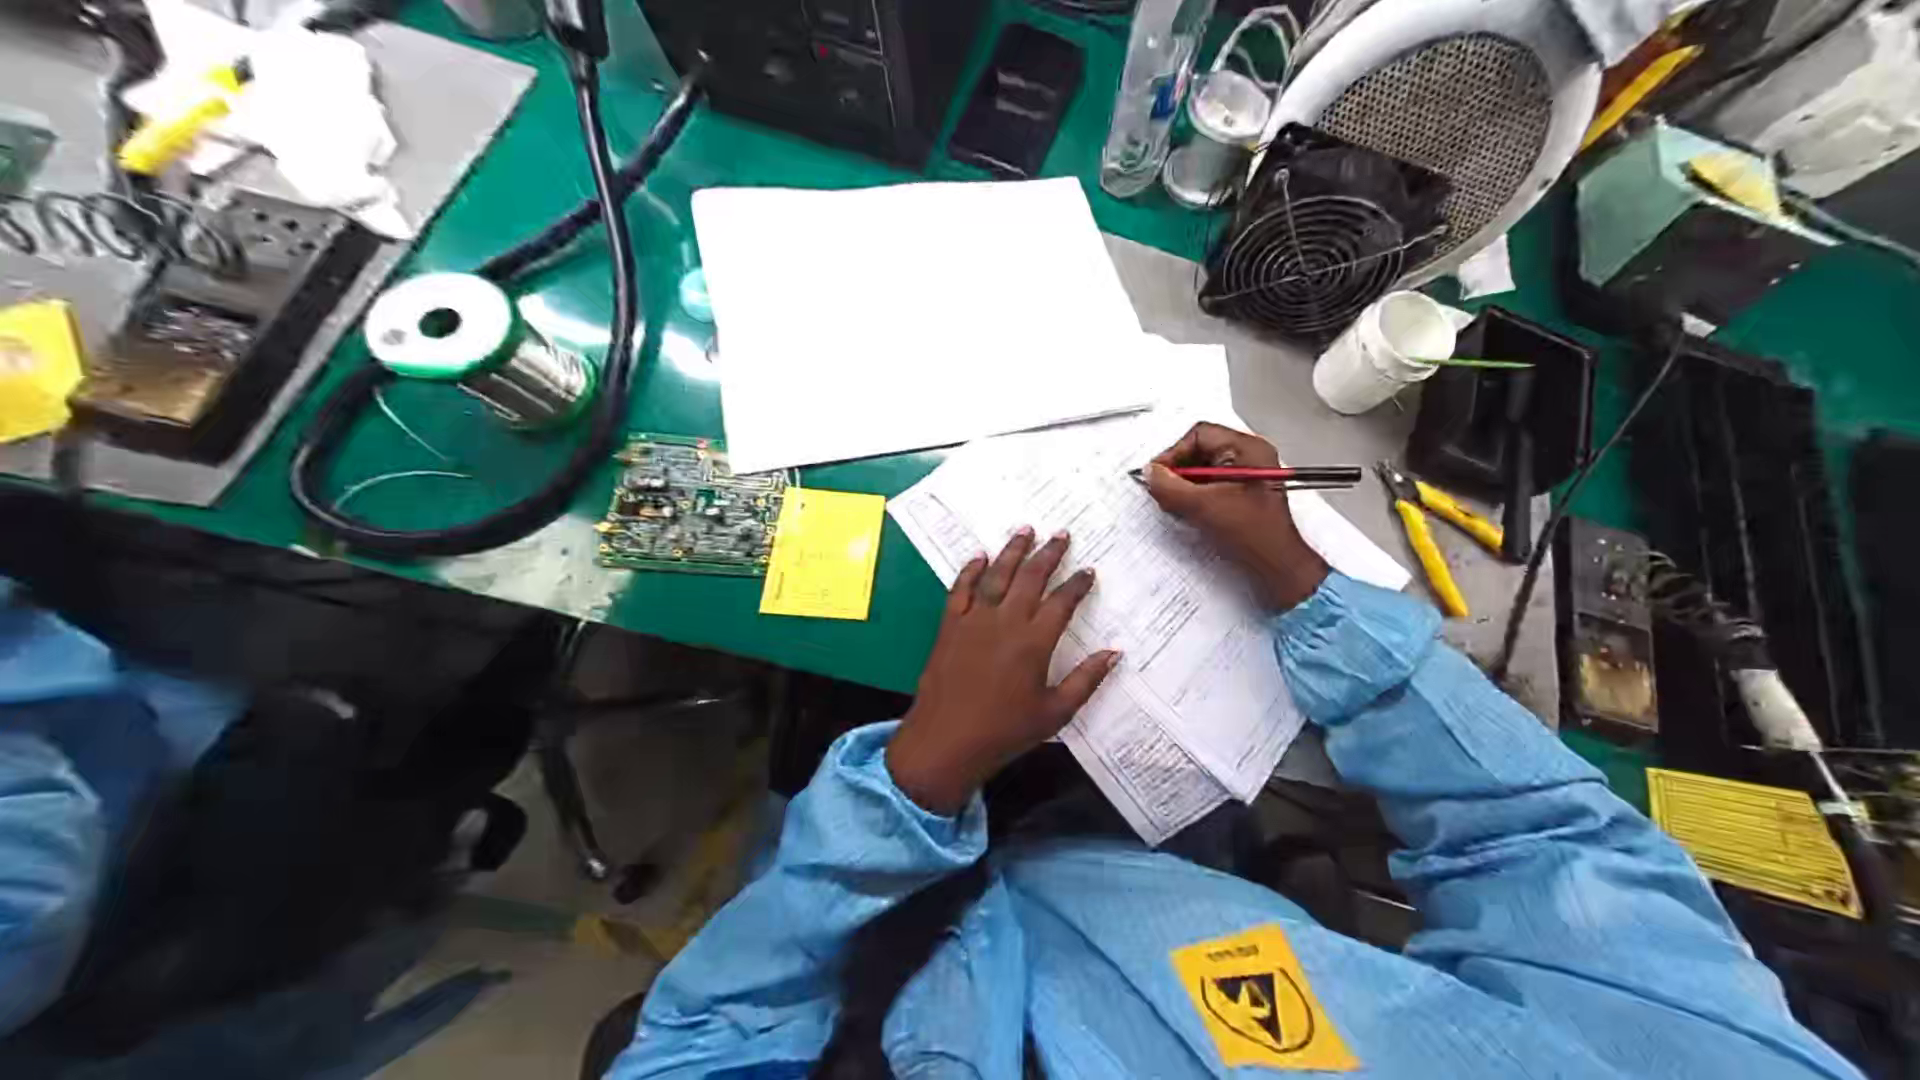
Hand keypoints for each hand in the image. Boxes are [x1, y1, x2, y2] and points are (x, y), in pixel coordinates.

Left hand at [887, 527, 1119, 814]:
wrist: (945, 740)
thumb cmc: (1004, 731)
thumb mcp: (1055, 713)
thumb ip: (1086, 680)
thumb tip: (1114, 652)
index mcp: (1034, 642)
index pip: (1062, 602)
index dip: (1077, 584)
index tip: (1088, 571)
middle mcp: (1005, 622)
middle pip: (1030, 578)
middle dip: (1049, 554)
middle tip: (1061, 534)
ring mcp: (974, 620)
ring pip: (996, 575)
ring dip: (1012, 550)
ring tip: (1026, 530)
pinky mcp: (949, 626)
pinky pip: (960, 589)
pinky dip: (970, 570)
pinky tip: (979, 556)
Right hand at [1144, 422, 1330, 610]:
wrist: (1275, 564)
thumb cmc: (1255, 535)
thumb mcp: (1202, 507)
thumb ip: (1169, 487)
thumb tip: (1151, 473)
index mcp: (1248, 450)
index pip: (1199, 435)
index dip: (1173, 453)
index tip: (1158, 473)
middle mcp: (1249, 457)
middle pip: (1200, 450)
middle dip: (1178, 470)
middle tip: (1164, 487)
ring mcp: (1246, 475)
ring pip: (1202, 468)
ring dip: (1184, 484)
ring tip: (1178, 502)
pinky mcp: (1240, 492)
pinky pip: (1208, 483)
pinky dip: (1194, 494)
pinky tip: (1190, 510)